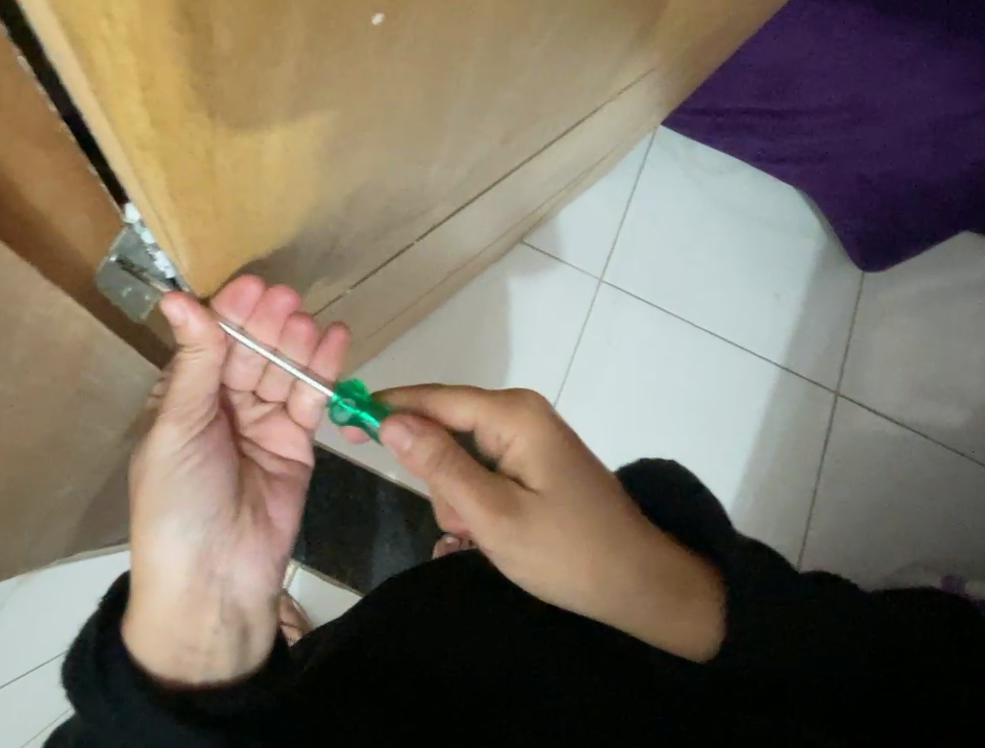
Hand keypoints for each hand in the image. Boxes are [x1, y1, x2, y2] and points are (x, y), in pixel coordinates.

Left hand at [120, 277, 350, 685]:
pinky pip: (310, 398)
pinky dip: (323, 368)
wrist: (214, 581)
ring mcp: (263, 421)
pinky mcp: (297, 442)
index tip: (250, 287)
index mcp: (184, 397)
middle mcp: (223, 403)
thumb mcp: (177, 428)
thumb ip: (195, 362)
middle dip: (265, 325)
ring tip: (307, 320)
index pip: (210, 342)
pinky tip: (336, 337)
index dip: (229, 314)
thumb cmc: (178, 502)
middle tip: (284, 299)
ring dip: (295, 342)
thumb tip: (177, 298)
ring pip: (282, 369)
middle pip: (250, 351)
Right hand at [357, 385, 725, 660]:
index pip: (433, 399)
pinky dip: (477, 504)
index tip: (344, 423)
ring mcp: (527, 437)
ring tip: (487, 538)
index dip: (387, 409)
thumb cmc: (567, 552)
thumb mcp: (494, 515)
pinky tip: (493, 536)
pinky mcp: (531, 461)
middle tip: (465, 527)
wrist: (639, 585)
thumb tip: (390, 420)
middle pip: (445, 430)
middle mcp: (519, 413)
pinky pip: (481, 472)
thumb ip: (440, 466)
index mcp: (513, 414)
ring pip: (459, 457)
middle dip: (442, 481)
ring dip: (460, 501)